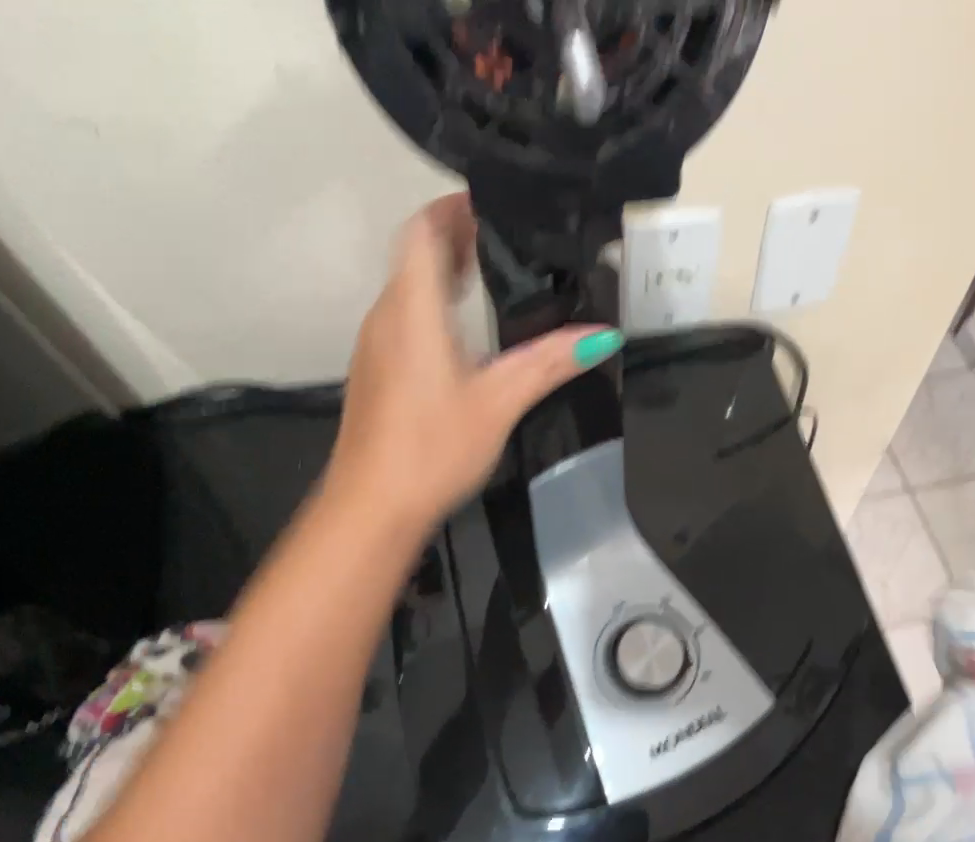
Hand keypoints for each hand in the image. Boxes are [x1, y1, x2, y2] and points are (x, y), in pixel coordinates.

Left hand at [325, 193, 623, 529]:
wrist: (371, 507)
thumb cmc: (431, 447)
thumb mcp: (499, 402)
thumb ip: (548, 363)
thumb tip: (604, 334)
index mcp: (412, 308)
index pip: (424, 231)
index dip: (454, 208)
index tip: (493, 201)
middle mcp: (385, 316)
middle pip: (415, 255)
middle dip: (455, 238)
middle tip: (506, 237)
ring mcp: (374, 346)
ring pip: (407, 288)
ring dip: (443, 273)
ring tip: (492, 275)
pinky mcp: (374, 374)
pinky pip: (402, 318)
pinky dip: (432, 306)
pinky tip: (464, 333)